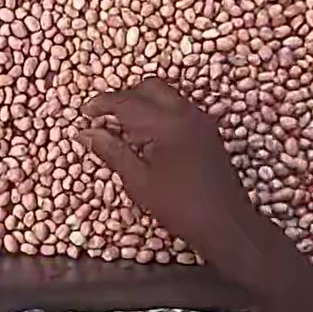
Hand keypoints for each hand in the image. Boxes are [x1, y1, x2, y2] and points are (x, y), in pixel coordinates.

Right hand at [77, 77, 287, 282]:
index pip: (126, 101)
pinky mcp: (207, 130)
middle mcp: (186, 113)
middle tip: (103, 118)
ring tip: (122, 128)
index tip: (84, 113)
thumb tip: (86, 133)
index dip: (101, 104)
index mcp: (166, 124)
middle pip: (148, 87)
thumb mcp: (139, 182)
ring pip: (165, 95)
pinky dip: (157, 112)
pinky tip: (147, 137)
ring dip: (141, 103)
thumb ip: (112, 151)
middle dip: (123, 97)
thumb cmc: (181, 207)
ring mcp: (200, 120)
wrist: (227, 224)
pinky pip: (177, 107)